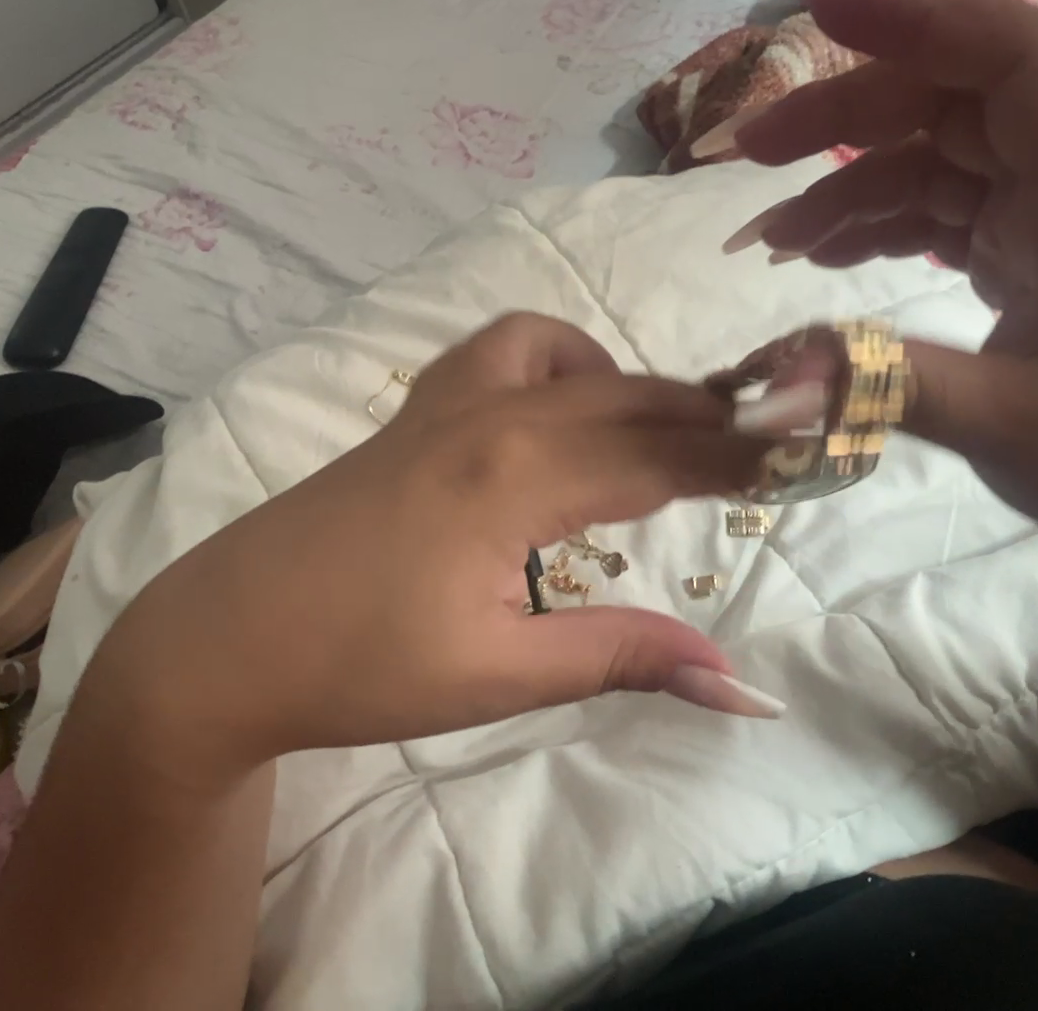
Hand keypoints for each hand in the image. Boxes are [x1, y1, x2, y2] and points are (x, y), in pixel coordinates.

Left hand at [87, 313, 779, 779]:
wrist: (225, 641)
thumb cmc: (360, 667)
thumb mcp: (501, 673)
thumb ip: (622, 657)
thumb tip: (739, 682)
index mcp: (518, 477)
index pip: (664, 452)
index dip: (743, 452)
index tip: (812, 448)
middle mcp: (491, 417)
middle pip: (631, 399)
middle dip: (710, 418)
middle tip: (772, 446)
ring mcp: (445, 405)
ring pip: (571, 359)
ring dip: (633, 388)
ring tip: (664, 439)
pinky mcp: (414, 415)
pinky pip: (504, 354)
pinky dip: (557, 365)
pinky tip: (560, 415)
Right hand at [717, 0, 1037, 569]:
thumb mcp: (1006, 427)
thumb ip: (883, 389)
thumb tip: (763, 389)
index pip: (1018, 64)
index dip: (920, 21)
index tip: (816, 8)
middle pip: (956, 103)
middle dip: (846, 116)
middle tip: (749, 153)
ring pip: (938, 161)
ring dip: (848, 185)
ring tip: (772, 238)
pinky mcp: (1032, 256)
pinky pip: (943, 212)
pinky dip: (878, 224)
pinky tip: (824, 254)